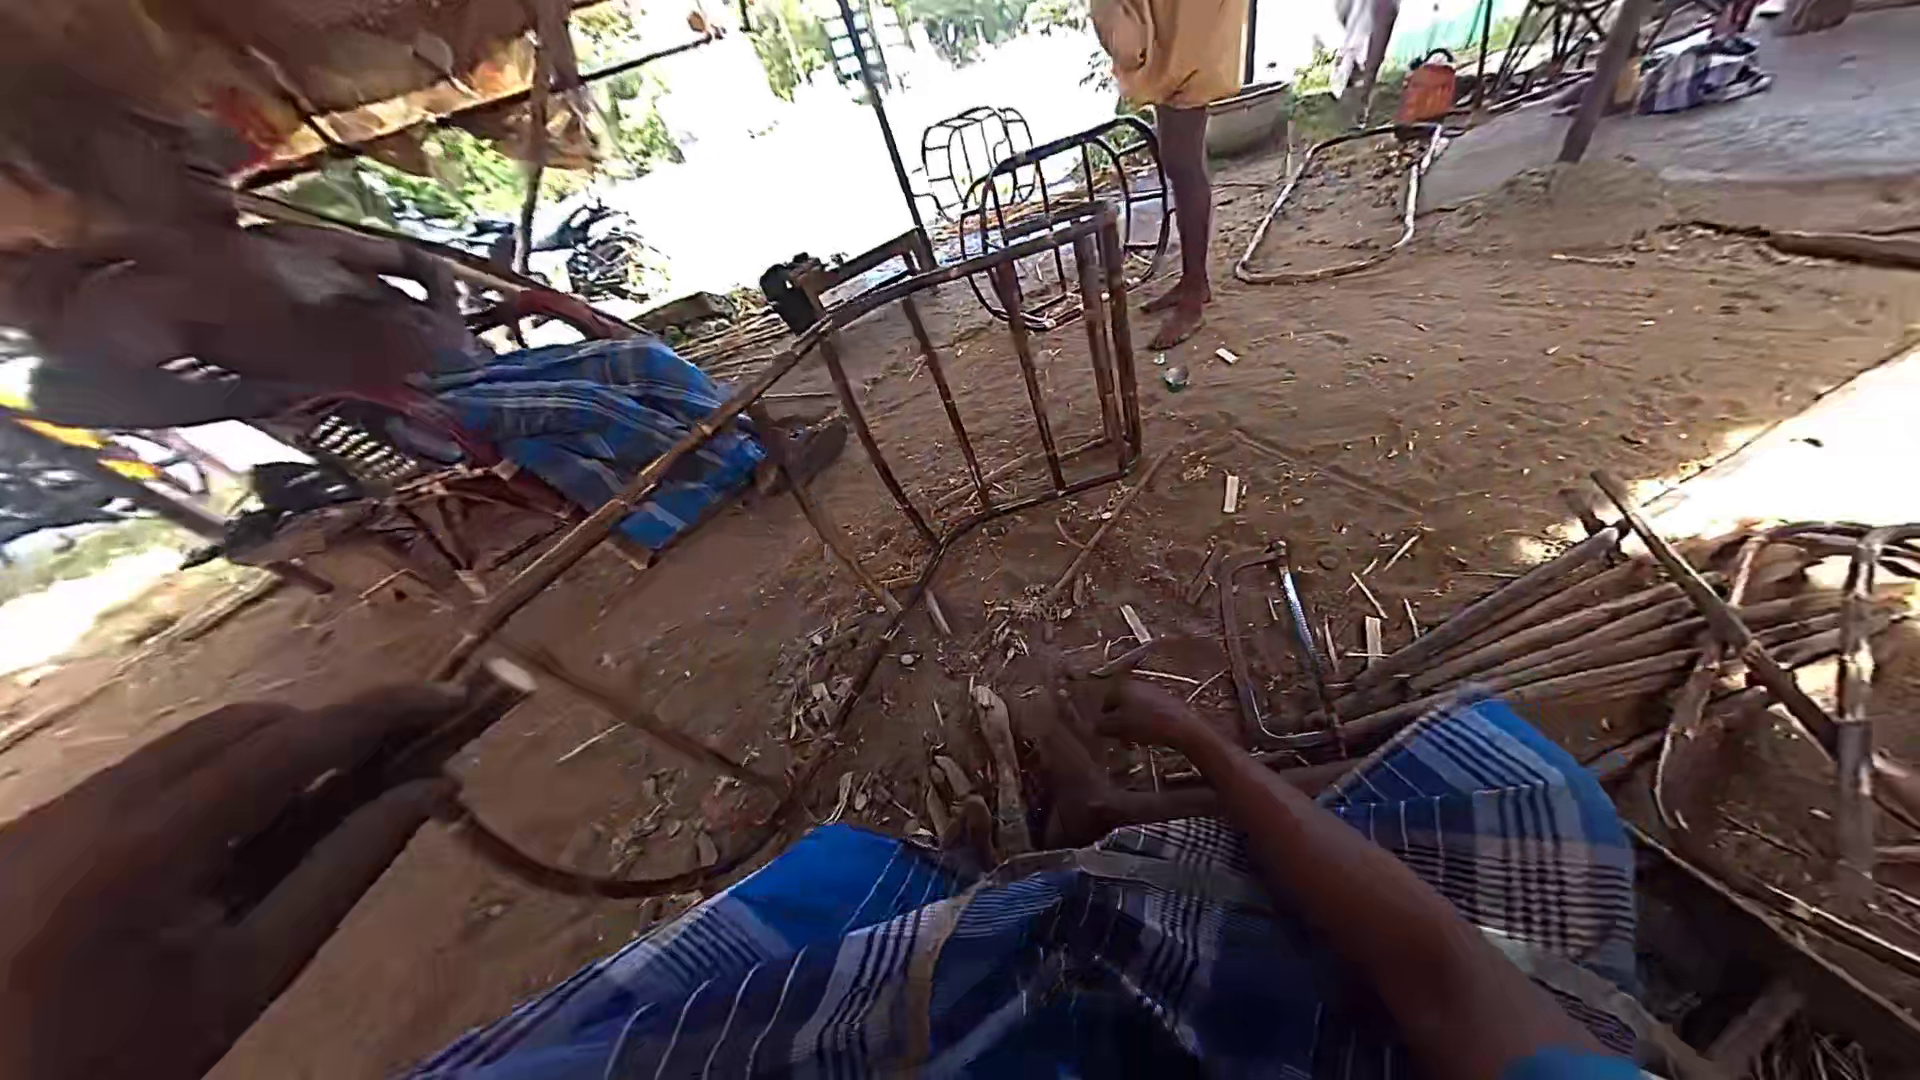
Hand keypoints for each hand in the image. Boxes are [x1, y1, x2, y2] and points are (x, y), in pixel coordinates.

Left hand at [0, 685, 465, 1079]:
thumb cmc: (123, 1059)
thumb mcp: (258, 968)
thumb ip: (353, 861)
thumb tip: (439, 785)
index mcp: (139, 854)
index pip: (295, 743)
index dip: (387, 710)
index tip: (454, 701)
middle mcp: (76, 815)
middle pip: (245, 724)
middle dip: (334, 729)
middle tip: (400, 755)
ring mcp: (34, 821)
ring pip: (197, 742)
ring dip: (281, 751)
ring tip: (328, 796)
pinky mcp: (19, 833)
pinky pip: (152, 773)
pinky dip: (225, 777)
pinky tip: (244, 829)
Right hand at [1046, 657, 1209, 749]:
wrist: (1182, 727)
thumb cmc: (1145, 724)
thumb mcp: (1118, 728)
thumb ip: (1102, 726)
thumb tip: (1094, 726)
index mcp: (1122, 687)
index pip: (1106, 701)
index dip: (1105, 719)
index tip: (1109, 734)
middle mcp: (1137, 684)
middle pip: (1122, 704)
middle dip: (1120, 721)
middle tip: (1122, 738)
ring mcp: (1154, 691)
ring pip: (1137, 707)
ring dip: (1134, 723)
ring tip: (1137, 739)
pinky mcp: (1169, 700)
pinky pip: (1152, 710)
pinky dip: (1148, 721)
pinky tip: (1153, 734)